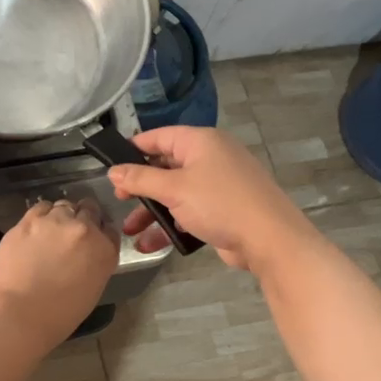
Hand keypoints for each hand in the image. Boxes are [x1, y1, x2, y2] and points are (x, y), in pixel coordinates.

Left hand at [0, 198, 119, 339]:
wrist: (19, 312)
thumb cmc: (58, 314)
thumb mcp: (91, 289)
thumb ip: (94, 263)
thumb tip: (85, 254)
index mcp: (104, 251)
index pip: (110, 229)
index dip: (100, 232)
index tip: (92, 239)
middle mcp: (84, 229)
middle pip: (89, 210)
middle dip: (83, 219)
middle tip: (71, 234)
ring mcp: (55, 221)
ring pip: (64, 206)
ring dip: (61, 216)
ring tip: (51, 232)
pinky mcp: (29, 220)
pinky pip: (40, 208)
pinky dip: (41, 216)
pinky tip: (35, 229)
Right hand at [107, 126, 311, 271]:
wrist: (269, 239)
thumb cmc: (219, 203)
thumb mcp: (173, 189)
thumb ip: (140, 178)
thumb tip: (113, 171)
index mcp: (201, 142)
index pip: (159, 137)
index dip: (133, 149)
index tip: (110, 165)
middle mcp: (210, 157)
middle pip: (166, 166)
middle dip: (140, 186)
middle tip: (119, 200)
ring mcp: (218, 184)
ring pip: (176, 193)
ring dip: (152, 211)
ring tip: (129, 230)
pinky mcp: (223, 209)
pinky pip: (189, 211)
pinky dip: (171, 224)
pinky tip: (151, 243)